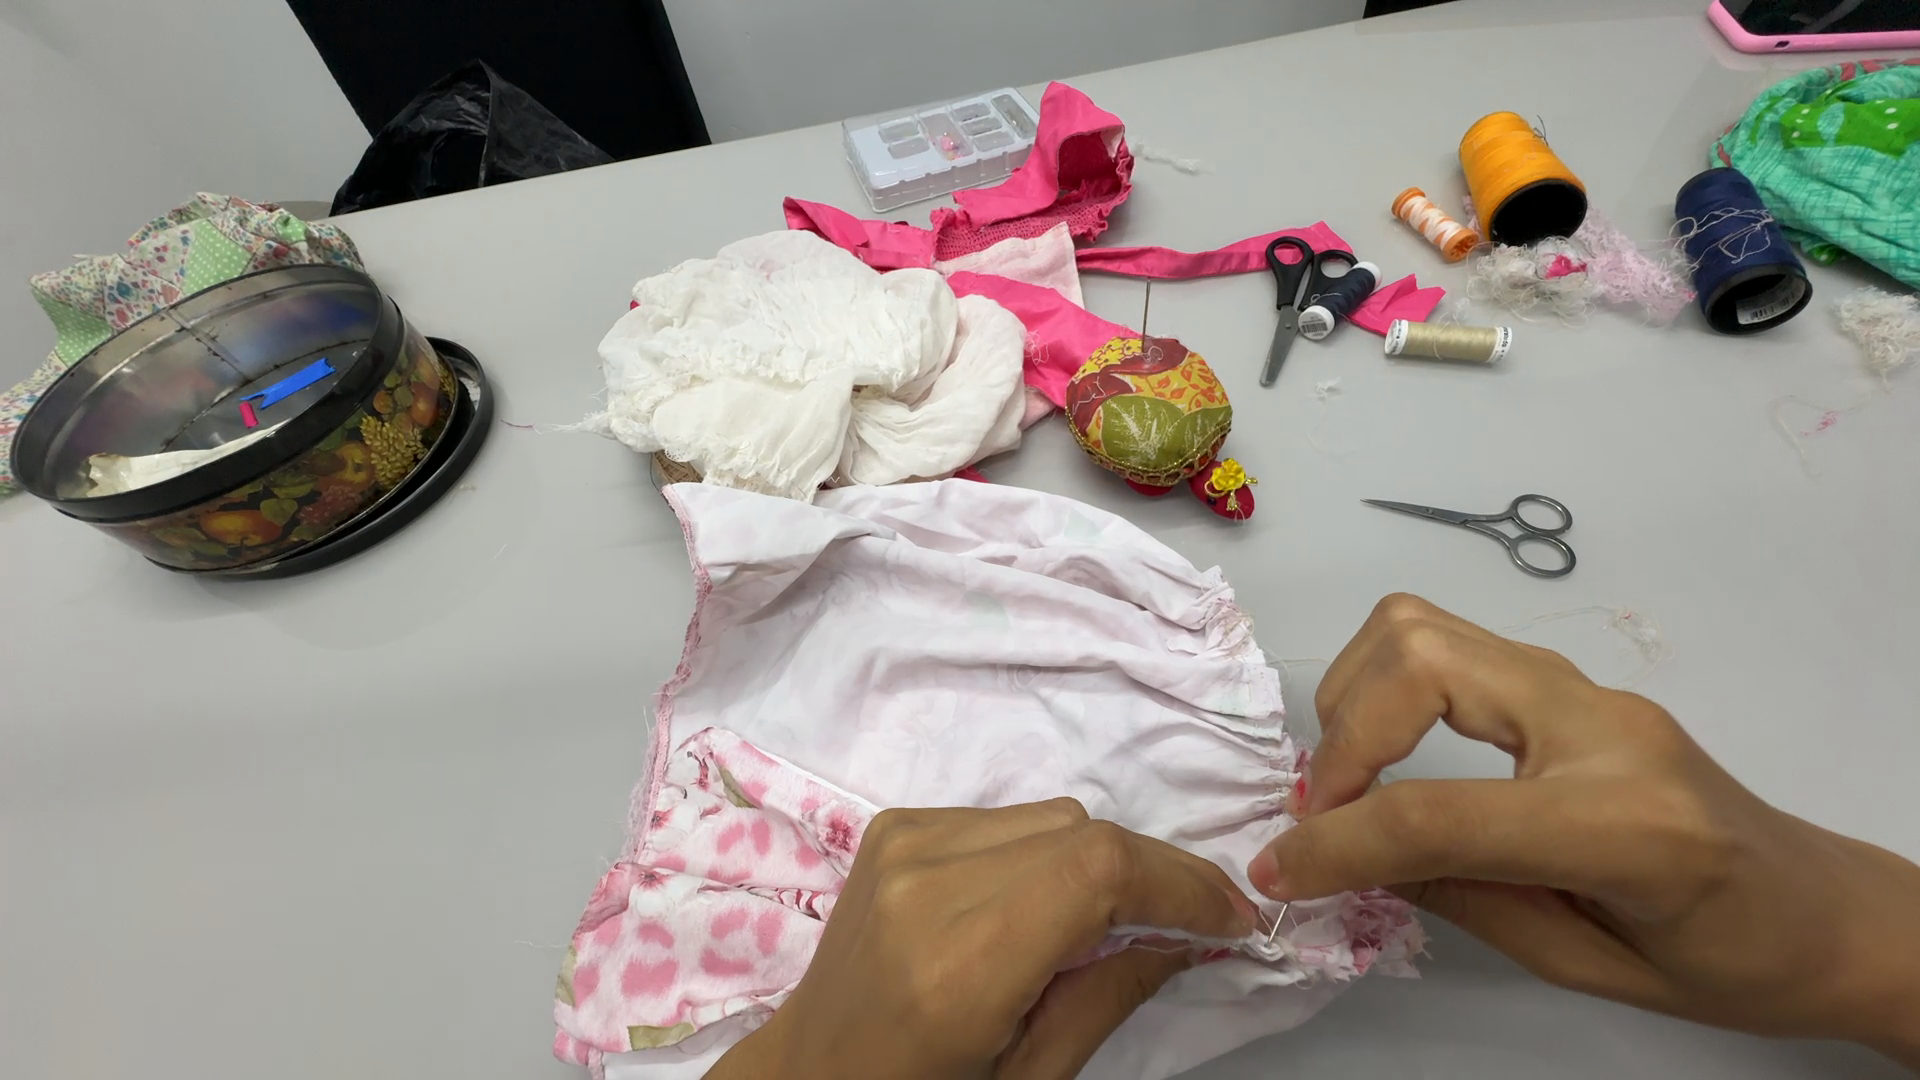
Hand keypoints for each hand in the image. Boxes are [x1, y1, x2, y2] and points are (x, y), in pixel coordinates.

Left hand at [710, 799, 1256, 1079]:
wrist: (811, 1071)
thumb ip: (1112, 991)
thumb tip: (1192, 928)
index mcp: (956, 963)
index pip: (1093, 870)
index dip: (1177, 880)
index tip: (1232, 915)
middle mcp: (924, 880)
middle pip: (1078, 831)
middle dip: (1149, 870)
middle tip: (1185, 920)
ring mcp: (902, 839)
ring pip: (1048, 815)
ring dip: (1093, 859)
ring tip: (1098, 918)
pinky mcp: (894, 823)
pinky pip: (1004, 817)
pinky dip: (1041, 850)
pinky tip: (1031, 900)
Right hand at [1247, 594, 1919, 1067]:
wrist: (1823, 906)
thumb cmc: (1719, 959)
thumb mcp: (1580, 963)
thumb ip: (1449, 894)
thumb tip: (1336, 853)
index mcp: (1626, 826)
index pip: (1439, 814)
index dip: (1337, 842)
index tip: (1277, 871)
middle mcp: (1596, 720)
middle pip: (1417, 664)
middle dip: (1342, 735)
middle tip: (1326, 805)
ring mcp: (1572, 679)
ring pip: (1413, 626)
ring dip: (1351, 696)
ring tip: (1350, 769)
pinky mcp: (1547, 667)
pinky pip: (1429, 633)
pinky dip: (1375, 678)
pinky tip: (1381, 734)